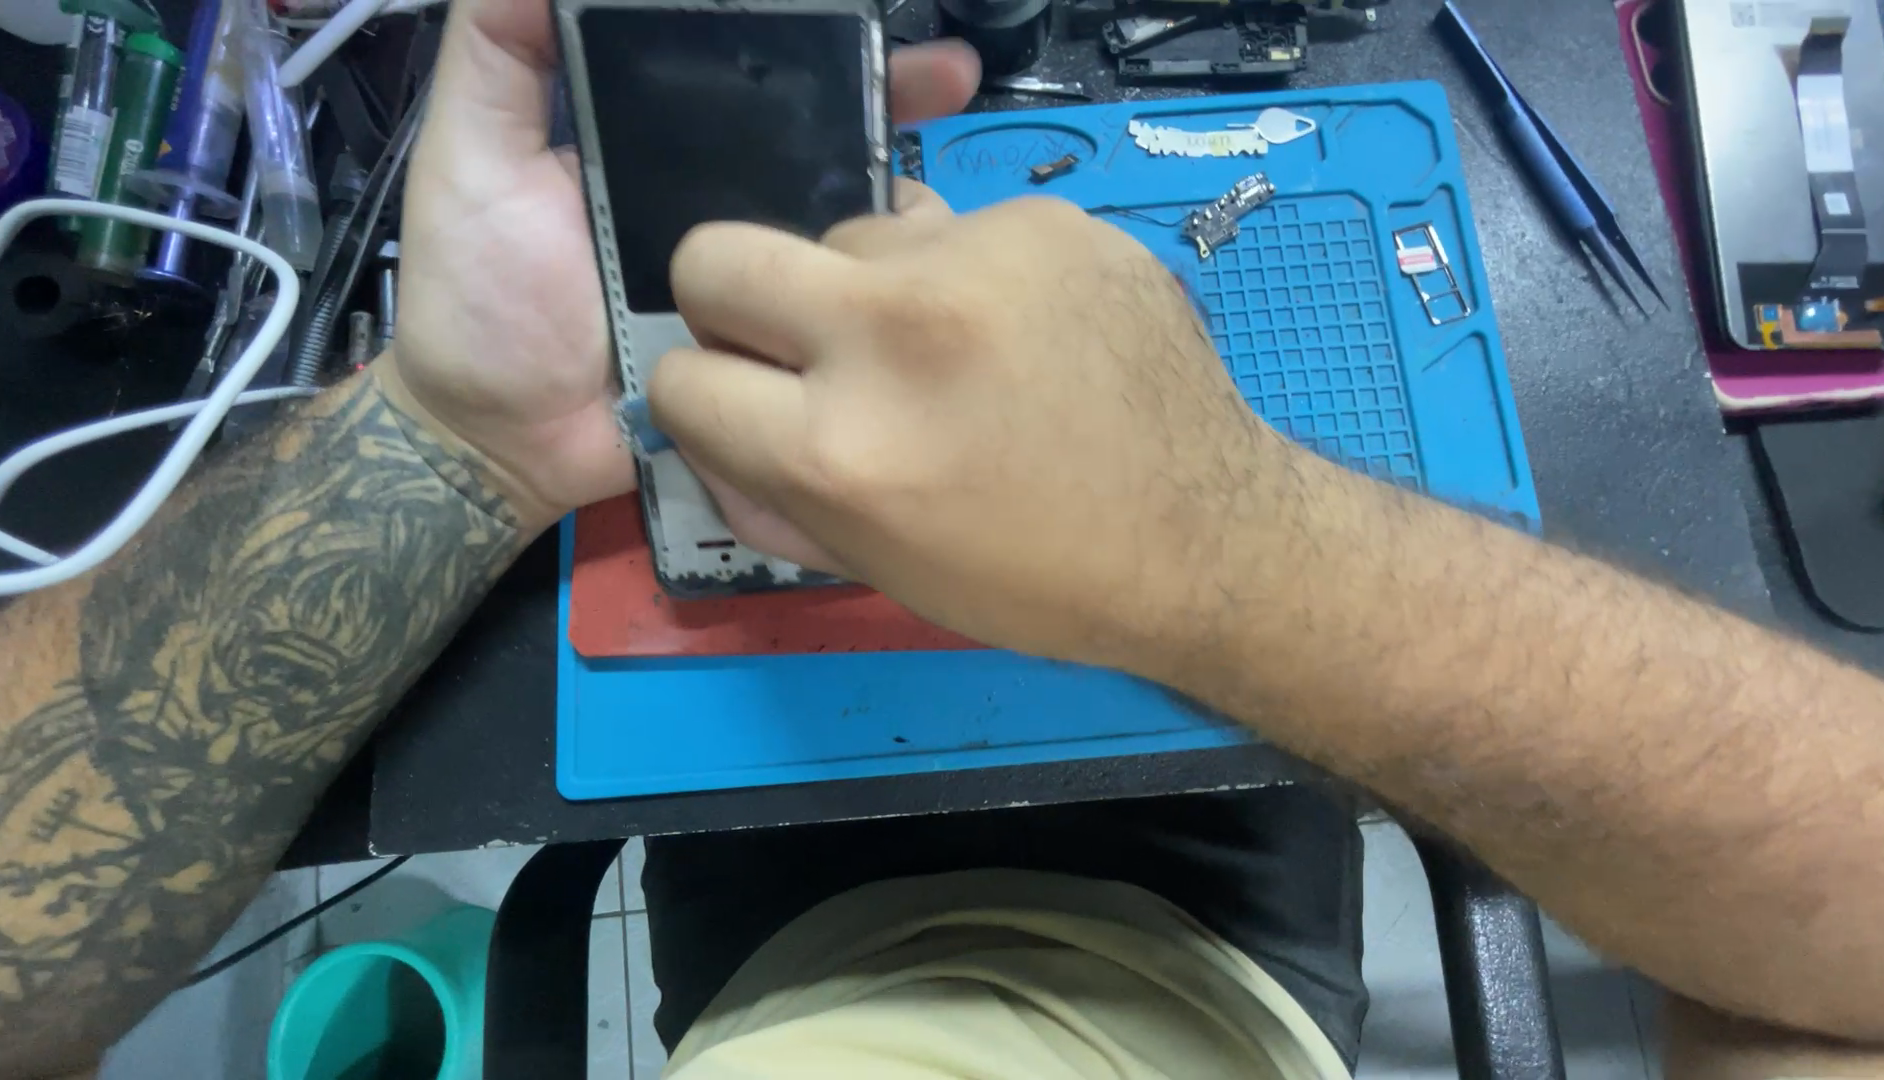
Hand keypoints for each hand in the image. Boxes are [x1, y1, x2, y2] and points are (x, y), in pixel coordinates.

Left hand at [382, 0, 981, 528]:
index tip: (868, 22)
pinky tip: (927, 263)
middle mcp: (719, 210)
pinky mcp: (767, 351)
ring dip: (895, 197)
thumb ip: (500, 63)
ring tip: (952, 174)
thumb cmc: (480, 299)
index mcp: (660, 152)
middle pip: (810, 148)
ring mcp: (751, 287)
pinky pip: (824, 311)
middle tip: (953, 78)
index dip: (809, 48)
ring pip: (832, 229)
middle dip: (882, 104)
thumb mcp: (473, 163)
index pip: (745, 84)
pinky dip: (872, 287)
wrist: (509, 440)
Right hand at [650, 195, 1278, 670]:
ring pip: (843, 235)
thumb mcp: (884, 570)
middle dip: (734, 310)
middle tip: (806, 355)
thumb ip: (773, 500)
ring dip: (866, 296)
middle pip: (715, 257)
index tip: (751, 412)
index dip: (706, 404)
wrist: (1204, 540)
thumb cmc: (1036, 583)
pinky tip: (1021, 335)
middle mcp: (893, 333)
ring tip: (954, 359)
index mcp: (842, 451)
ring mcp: (978, 259)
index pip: (679, 382)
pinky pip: (946, 229)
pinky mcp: (1047, 219)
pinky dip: (956, 279)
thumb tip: (710, 434)